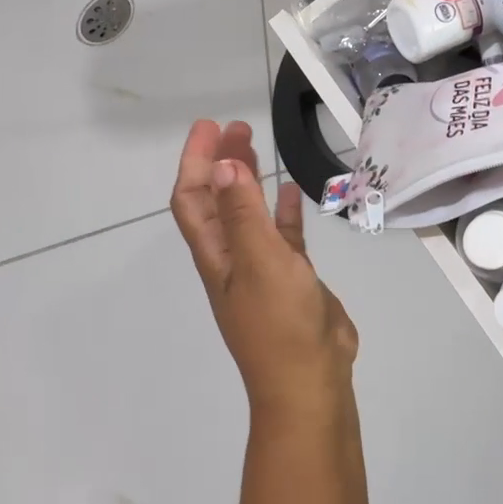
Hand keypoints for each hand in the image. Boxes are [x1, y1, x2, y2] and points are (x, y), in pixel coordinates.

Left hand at [171, 120, 358, 417]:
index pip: (194, 198)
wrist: (308, 377)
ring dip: (247, 181)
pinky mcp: (292, 278)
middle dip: (220, 163)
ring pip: (247, 214)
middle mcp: (232, 258)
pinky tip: (293, 191)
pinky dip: (282, 210)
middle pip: (217, 201)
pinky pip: (281, 234)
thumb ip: (244, 214)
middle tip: (238, 127)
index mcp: (216, 254)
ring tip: (258, 147)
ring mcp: (261, 268)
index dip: (197, 161)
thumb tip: (226, 165)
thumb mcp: (260, 262)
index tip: (210, 126)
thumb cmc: (279, 321)